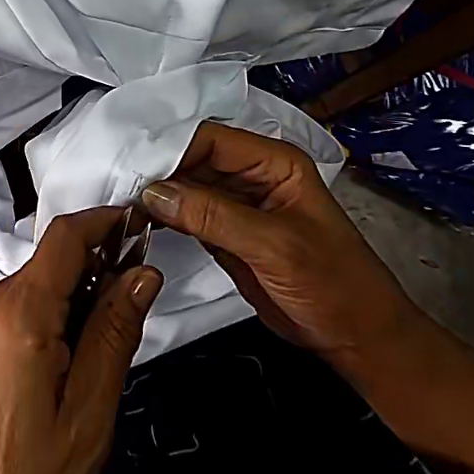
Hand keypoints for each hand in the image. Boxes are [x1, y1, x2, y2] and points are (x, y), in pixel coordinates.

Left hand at [0, 208, 161, 473]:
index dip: (111, 220)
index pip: (68, 234)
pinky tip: (86, 347)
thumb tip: (141, 276)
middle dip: (106, 259)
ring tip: (118, 328)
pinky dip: (68, 307)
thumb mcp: (89, 409)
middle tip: (141, 289)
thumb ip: (117, 331)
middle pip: (59, 253)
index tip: (144, 228)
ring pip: (49, 277)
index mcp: (21, 316)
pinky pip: (33, 302)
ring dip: (89, 287)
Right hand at [140, 122, 430, 375]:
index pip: (213, 140)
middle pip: (197, 160)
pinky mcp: (231, 236)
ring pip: (191, 189)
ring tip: (122, 205)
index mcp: (276, 163)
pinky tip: (144, 224)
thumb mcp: (275, 245)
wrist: (355, 333)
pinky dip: (169, 220)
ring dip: (161, 197)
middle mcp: (257, 177)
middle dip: (161, 172)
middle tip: (118, 188)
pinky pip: (193, 218)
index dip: (172, 150)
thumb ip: (214, 216)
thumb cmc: (334, 281)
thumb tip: (156, 191)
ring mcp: (242, 207)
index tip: (133, 168)